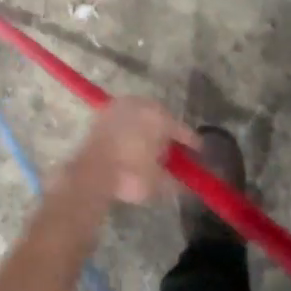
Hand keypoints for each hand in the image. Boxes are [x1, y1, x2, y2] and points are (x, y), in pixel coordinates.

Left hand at [69, 96, 197, 203]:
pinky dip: (130, 126)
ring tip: (152, 143)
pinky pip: (123, 117)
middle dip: (168, 130)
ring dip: (148, 125)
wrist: (91, 173)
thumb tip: (186, 184)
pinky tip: (131, 140)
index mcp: (160, 119)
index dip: (192, 143)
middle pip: (162, 116)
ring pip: (141, 113)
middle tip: (173, 147)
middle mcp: (141, 105)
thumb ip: (177, 181)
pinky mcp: (102, 112)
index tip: (198, 151)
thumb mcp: (159, 183)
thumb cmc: (130, 175)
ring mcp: (119, 106)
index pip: (183, 130)